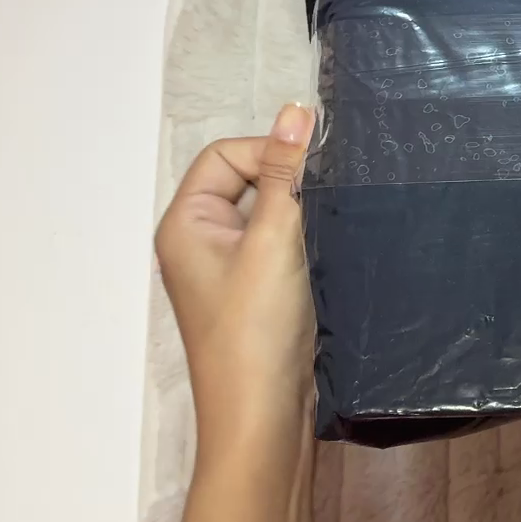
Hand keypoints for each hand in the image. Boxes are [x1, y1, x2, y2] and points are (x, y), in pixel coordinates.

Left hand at [156, 103, 316, 454]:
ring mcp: (232, 263)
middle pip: (248, 176)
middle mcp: (202, 238)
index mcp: (187, 223)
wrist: (265, 411)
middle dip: (288, 178)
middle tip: (327, 197)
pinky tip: (334, 241)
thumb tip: (298, 110)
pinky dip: (309, 230)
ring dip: (302, 206)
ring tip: (332, 219)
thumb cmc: (257, 326)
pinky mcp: (261, 283)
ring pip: (271, 207)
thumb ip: (286, 173)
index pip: (228, 155)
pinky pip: (284, 234)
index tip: (315, 172)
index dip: (271, 152)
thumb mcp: (274, 239)